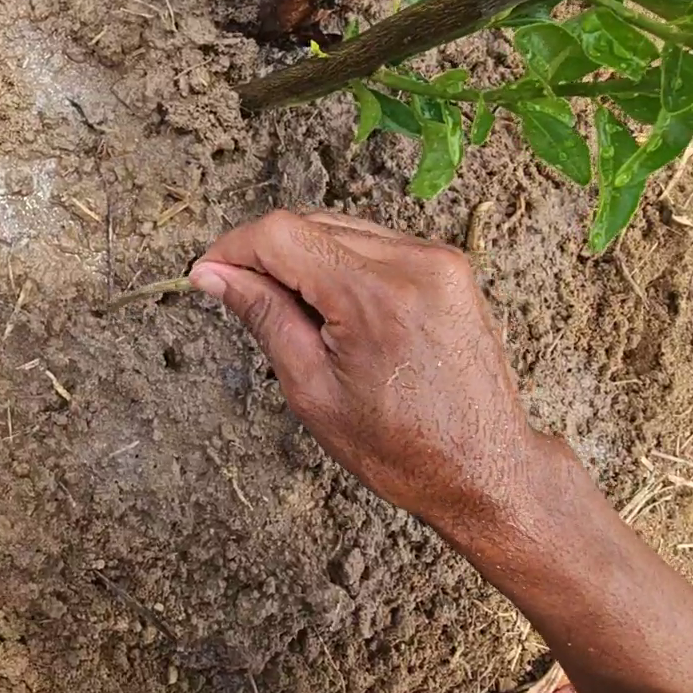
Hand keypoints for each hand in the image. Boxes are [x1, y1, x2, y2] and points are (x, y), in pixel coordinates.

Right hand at [190, 211, 564, 531]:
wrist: (485, 469)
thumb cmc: (400, 447)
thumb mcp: (311, 389)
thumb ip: (263, 316)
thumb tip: (214, 275)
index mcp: (374, 296)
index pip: (281, 235)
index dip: (232, 248)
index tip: (207, 273)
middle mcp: (412, 263)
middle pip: (308, 223)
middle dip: (262, 254)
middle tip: (239, 296)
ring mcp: (437, 260)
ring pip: (339, 228)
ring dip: (299, 257)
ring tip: (290, 311)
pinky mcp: (448, 266)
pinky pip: (372, 243)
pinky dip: (336, 262)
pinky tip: (330, 306)